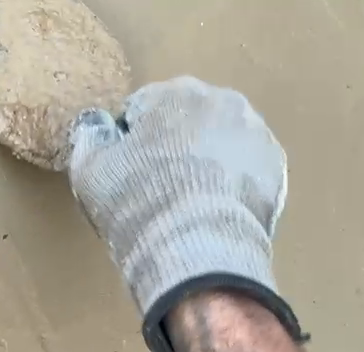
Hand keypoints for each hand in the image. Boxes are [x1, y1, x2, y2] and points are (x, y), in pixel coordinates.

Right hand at [68, 77, 300, 351]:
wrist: (196, 246)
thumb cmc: (135, 203)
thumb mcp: (90, 171)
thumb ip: (88, 139)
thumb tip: (96, 126)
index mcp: (172, 93)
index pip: (139, 109)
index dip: (125, 144)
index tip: (119, 176)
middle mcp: (221, 100)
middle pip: (185, 122)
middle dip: (169, 149)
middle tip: (151, 192)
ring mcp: (255, 132)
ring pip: (218, 144)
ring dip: (201, 166)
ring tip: (182, 207)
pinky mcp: (274, 169)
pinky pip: (242, 173)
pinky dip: (226, 188)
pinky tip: (207, 217)